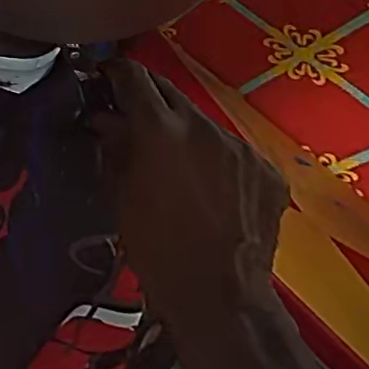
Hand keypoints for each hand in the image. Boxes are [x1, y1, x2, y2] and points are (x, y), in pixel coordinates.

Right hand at [90, 59, 289, 319]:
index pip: (133, 75)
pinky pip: (228, 147)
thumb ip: (114, 143)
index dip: (113, 70)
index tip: (102, 76)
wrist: (220, 298)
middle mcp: (203, 127)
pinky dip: (211, 154)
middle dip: (145, 96)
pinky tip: (204, 182)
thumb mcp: (119, 190)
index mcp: (160, 129)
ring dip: (179, 127)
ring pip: (198, 119)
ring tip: (169, 157)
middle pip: (167, 89)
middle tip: (128, 114)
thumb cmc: (154, 245)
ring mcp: (240, 148)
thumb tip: (104, 117)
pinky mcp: (266, 170)